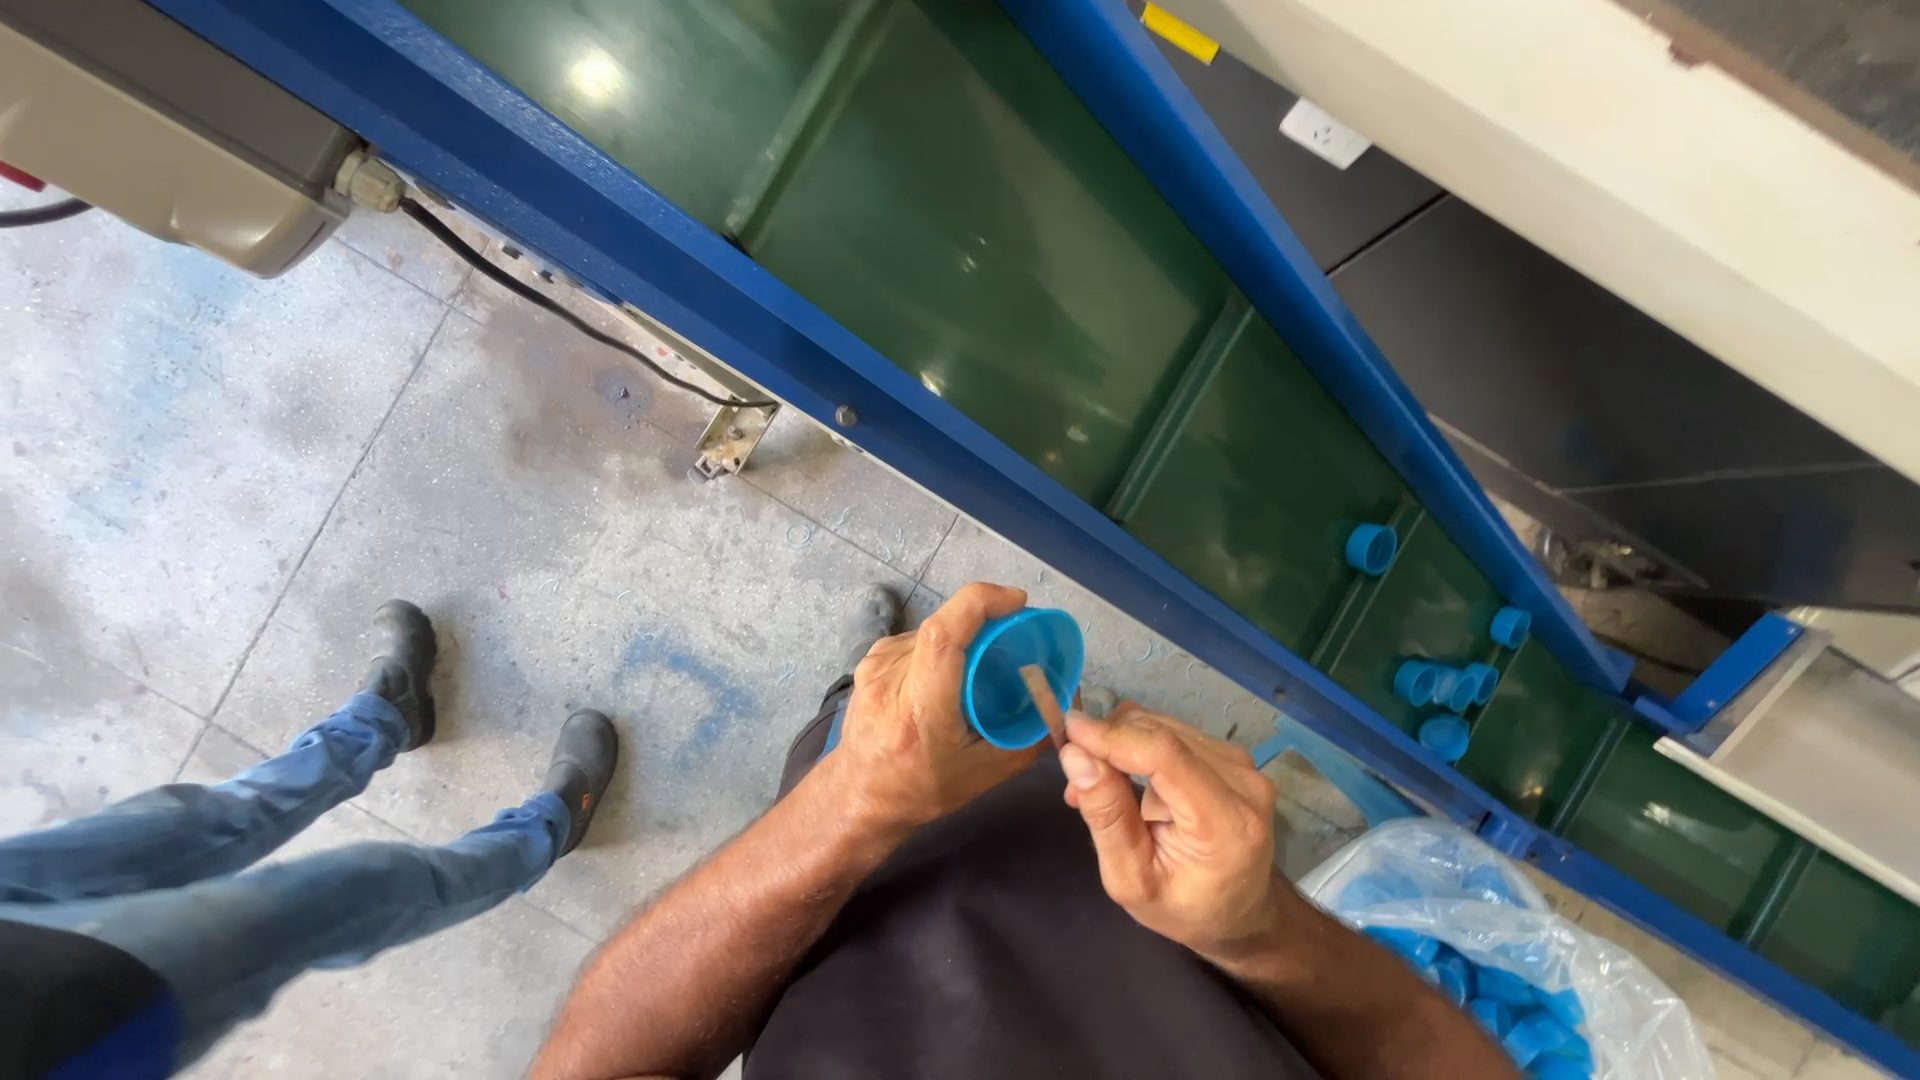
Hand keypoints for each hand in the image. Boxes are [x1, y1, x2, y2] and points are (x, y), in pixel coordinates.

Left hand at [819, 582, 1044, 831]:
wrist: (859, 796)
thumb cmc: (922, 789)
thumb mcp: (986, 773)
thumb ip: (1028, 737)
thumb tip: (1063, 700)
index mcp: (919, 708)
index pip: (943, 635)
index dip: (981, 603)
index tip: (1016, 602)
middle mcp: (890, 678)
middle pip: (943, 625)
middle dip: (984, 619)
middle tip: (1013, 635)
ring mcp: (875, 665)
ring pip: (932, 628)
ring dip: (962, 634)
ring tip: (981, 661)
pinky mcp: (870, 659)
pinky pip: (918, 638)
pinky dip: (942, 645)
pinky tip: (951, 670)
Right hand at [1059, 704, 1282, 964]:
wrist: (1239, 914)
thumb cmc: (1183, 909)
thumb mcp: (1131, 881)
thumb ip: (1106, 817)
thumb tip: (1075, 756)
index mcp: (1226, 823)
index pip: (1165, 754)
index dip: (1113, 736)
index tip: (1068, 730)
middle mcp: (1243, 783)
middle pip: (1160, 734)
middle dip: (1108, 744)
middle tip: (1076, 784)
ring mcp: (1242, 765)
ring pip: (1161, 726)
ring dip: (1119, 745)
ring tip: (1100, 789)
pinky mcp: (1231, 756)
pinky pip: (1171, 732)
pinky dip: (1137, 746)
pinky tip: (1127, 781)